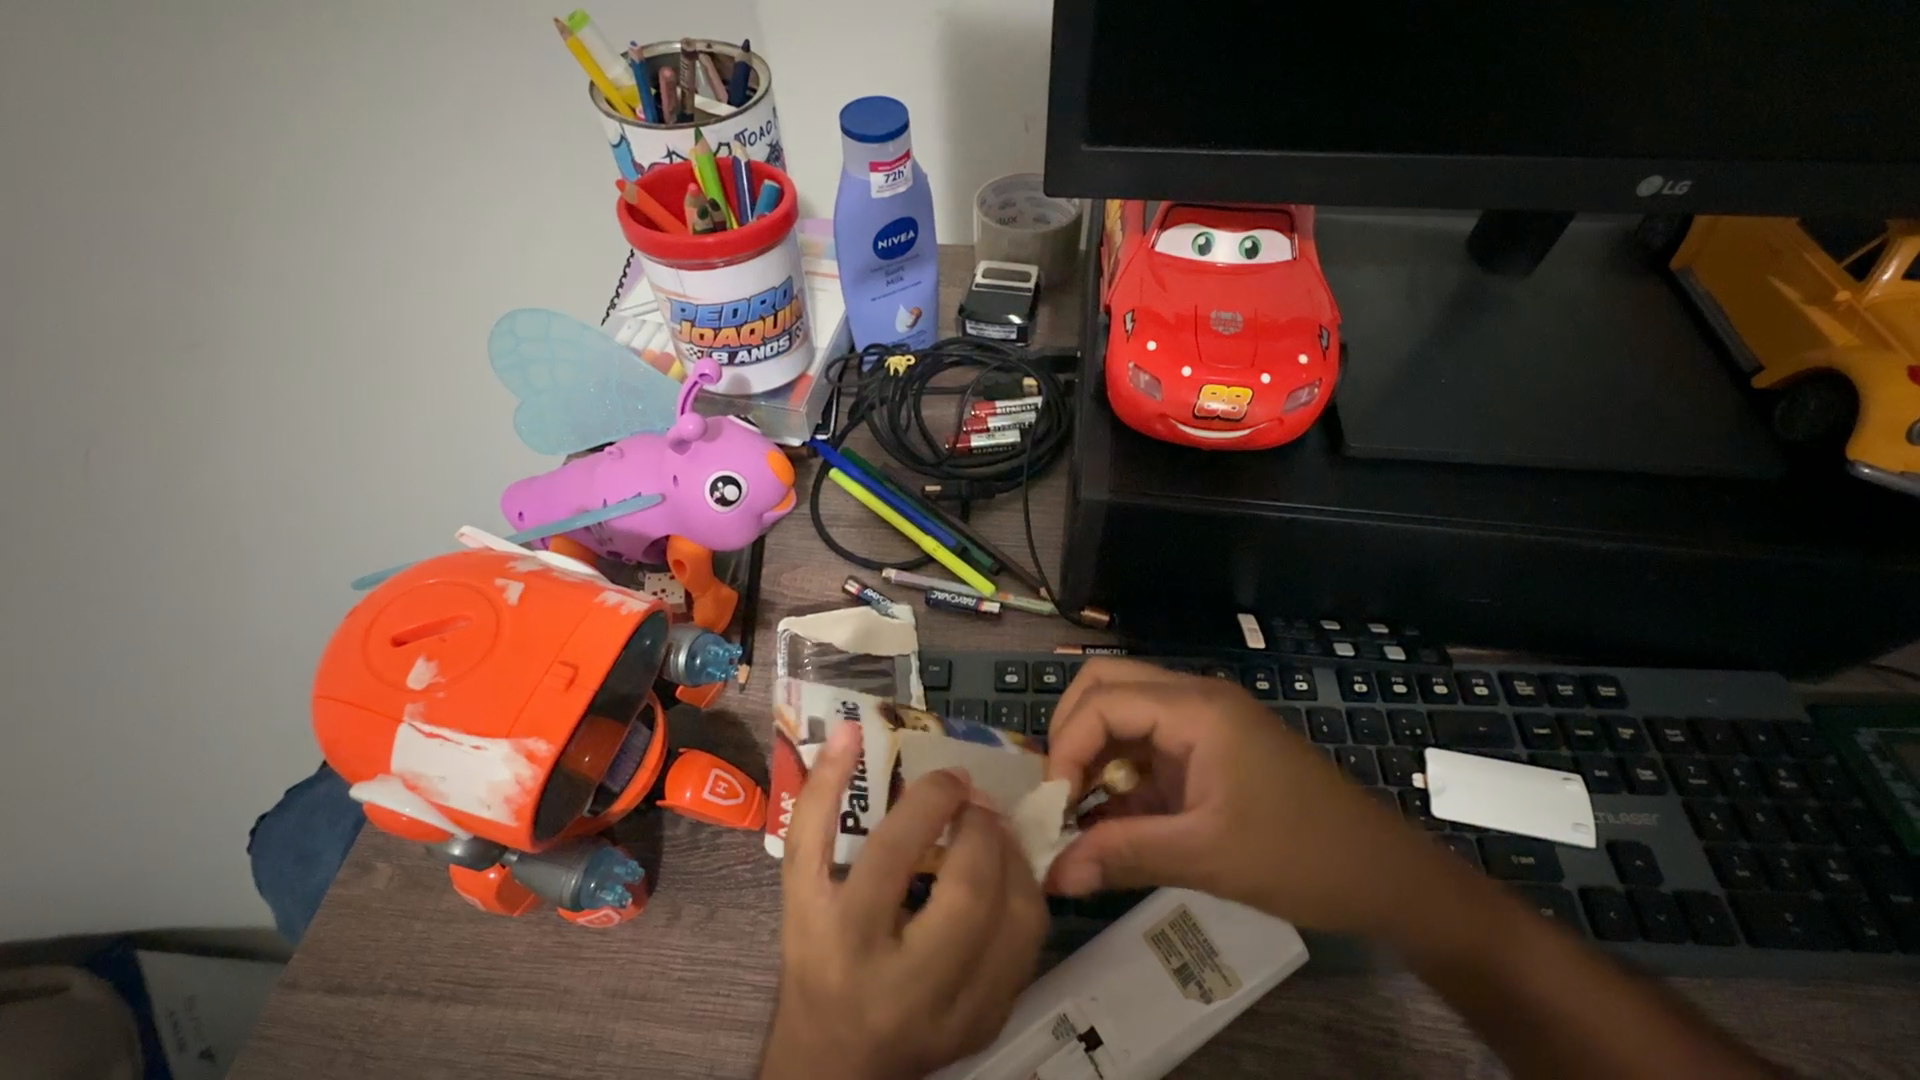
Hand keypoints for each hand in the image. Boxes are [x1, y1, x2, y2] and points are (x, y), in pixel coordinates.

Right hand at [761, 723, 1048, 1079]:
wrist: (835, 1061)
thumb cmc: (814, 959)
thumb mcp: (799, 885)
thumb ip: (816, 806)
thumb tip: (850, 731)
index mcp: (845, 941)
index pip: (893, 856)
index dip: (930, 802)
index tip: (949, 775)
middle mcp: (902, 986)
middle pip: (968, 895)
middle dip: (984, 831)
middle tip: (978, 802)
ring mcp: (955, 1015)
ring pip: (1015, 923)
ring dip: (1015, 859)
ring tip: (996, 831)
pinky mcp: (988, 1025)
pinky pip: (1029, 948)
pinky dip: (1025, 897)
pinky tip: (1005, 874)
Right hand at [1044, 658, 1454, 936]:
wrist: (1384, 876)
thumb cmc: (1302, 856)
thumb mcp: (1206, 857)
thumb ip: (1123, 855)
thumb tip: (1052, 875)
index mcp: (1197, 709)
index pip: (1103, 701)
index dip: (1066, 747)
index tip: (1053, 805)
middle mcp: (1194, 702)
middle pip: (1106, 687)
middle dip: (1070, 734)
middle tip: (1057, 793)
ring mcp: (1203, 726)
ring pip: (1123, 716)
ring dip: (1091, 756)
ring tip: (1071, 812)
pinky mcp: (1208, 755)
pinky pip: (1146, 750)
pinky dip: (1118, 779)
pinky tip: (1103, 824)